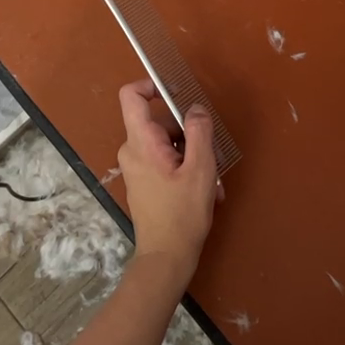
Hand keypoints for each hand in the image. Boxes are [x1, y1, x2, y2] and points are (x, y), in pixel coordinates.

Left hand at [115, 80, 218, 269]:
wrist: (165, 260)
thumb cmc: (182, 213)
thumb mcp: (201, 168)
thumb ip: (199, 132)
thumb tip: (195, 109)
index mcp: (141, 142)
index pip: (131, 96)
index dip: (150, 85)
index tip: (176, 92)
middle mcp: (132, 150)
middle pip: (159, 122)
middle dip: (189, 133)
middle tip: (212, 154)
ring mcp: (137, 167)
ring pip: (167, 143)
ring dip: (192, 155)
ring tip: (212, 180)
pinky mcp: (144, 182)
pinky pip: (165, 160)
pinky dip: (185, 168)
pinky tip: (205, 190)